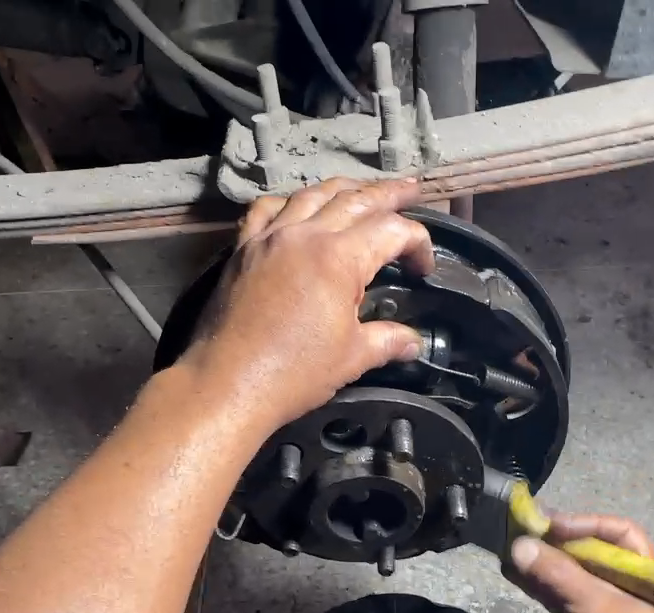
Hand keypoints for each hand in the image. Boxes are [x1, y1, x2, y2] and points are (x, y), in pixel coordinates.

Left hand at [176, 177, 434, 434]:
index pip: (392, 230)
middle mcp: (305, 234)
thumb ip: (387, 341)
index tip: (425, 268)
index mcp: (339, 257)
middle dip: (389, 194)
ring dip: (343, 189)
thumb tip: (411, 342)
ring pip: (312, 194)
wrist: (228, 383)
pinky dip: (289, 202)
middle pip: (356, 199)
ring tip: (362, 190)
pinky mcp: (243, 249)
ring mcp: (270, 237)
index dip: (418, 243)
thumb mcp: (352, 357)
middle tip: (411, 189)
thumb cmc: (292, 373)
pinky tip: (297, 207)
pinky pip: (267, 210)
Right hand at [509, 514, 653, 612]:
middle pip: (591, 549)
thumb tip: (519, 545)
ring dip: (542, 561)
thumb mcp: (593, 607)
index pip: (620, 532)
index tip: (552, 526)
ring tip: (511, 550)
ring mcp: (602, 605)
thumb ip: (557, 573)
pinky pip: (557, 594)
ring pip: (570, 572)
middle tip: (524, 532)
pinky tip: (514, 574)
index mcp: (645, 575)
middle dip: (557, 540)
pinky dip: (536, 583)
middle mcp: (625, 584)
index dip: (587, 524)